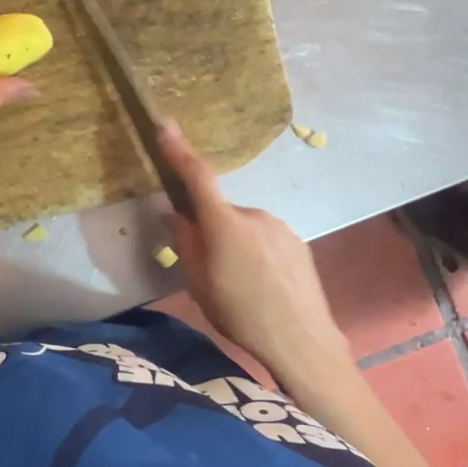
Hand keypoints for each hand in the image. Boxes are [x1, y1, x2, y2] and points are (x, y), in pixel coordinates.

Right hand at [158, 122, 350, 388]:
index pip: (198, 179)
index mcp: (224, 225)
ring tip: (240, 285)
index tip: (165, 126)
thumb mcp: (199, 285)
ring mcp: (280, 227)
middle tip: (210, 271)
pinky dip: (256, 254)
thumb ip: (186, 245)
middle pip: (220, 213)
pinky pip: (265, 238)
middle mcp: (254, 215)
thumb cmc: (240, 315)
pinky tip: (262, 285)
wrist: (301, 340)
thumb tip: (175, 216)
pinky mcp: (297, 241)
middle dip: (211, 231)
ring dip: (235, 245)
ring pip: (244, 227)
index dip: (179, 152)